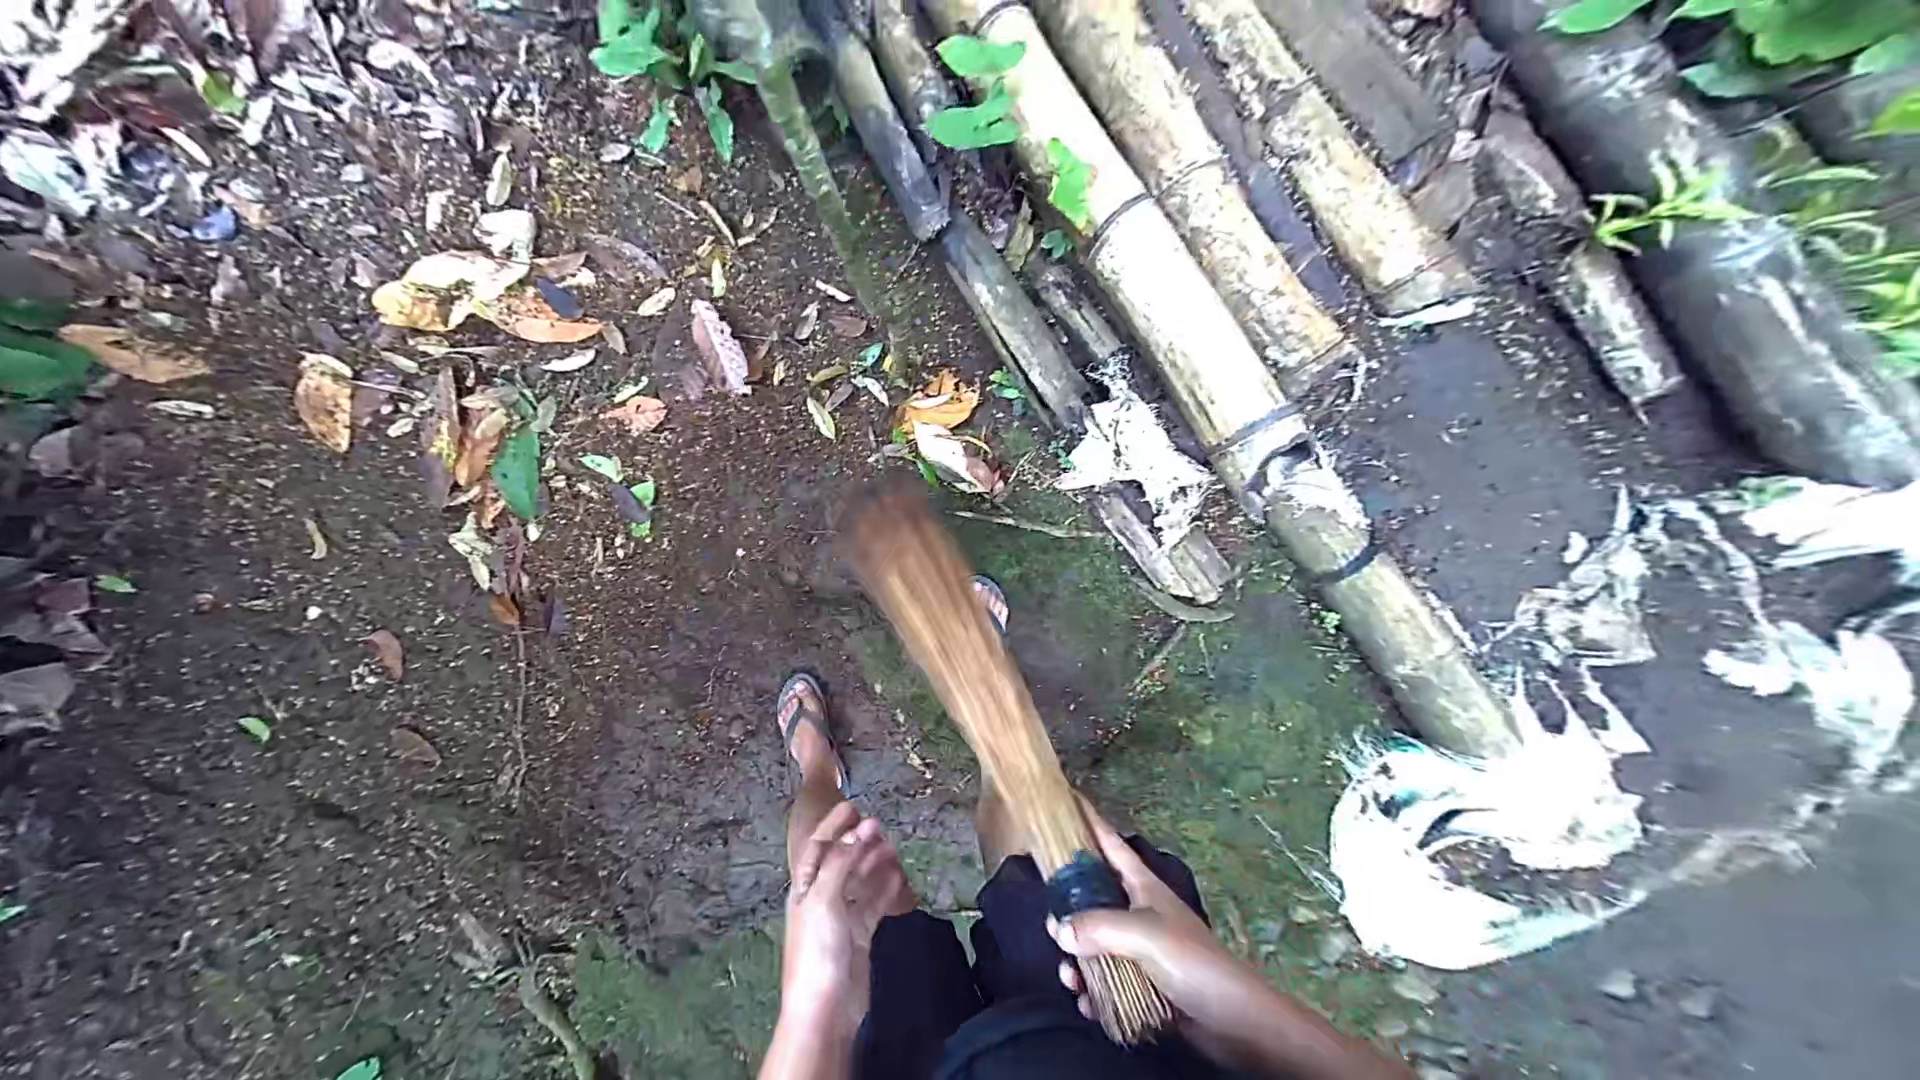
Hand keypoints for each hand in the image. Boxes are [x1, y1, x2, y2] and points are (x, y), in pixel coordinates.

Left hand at [779, 801, 914, 1037]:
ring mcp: (841, 917)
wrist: (826, 1008)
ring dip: (874, 862)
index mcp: (805, 888)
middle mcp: (822, 898)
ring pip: (860, 880)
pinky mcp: (858, 934)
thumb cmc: (817, 950)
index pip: (818, 847)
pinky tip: (898, 877)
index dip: (833, 826)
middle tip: (880, 825)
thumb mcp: (824, 899)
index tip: (851, 806)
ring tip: (892, 847)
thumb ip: (840, 863)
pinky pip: (873, 903)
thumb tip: (856, 831)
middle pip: (842, 861)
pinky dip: (885, 888)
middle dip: (858, 842)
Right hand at [1047, 808, 1411, 1079]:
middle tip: (1050, 920)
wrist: (1236, 1023)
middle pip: (1092, 894)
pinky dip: (1093, 990)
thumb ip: (1098, 927)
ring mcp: (1140, 946)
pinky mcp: (1143, 982)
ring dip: (1077, 960)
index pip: (1108, 841)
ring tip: (1069, 978)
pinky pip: (1105, 979)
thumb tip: (1058, 929)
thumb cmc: (1193, 961)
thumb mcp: (1143, 934)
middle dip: (1067, 907)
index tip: (1063, 797)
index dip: (1087, 818)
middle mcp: (1137, 909)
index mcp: (1141, 884)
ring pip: (1093, 942)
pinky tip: (1087, 1003)